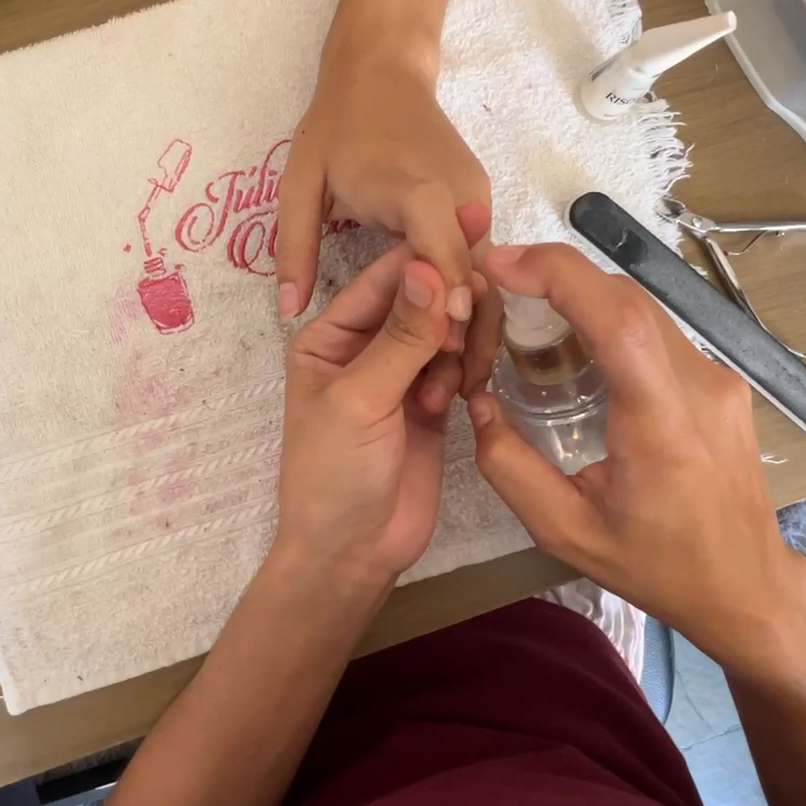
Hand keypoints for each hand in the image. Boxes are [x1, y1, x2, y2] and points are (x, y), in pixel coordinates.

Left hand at [274, 33, 492, 358]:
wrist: (383, 64)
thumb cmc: (337, 124)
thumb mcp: (299, 185)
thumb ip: (297, 247)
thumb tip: (288, 307)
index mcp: (414, 190)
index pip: (438, 251)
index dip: (441, 301)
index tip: (443, 349)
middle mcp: (459, 199)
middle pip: (471, 278)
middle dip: (461, 336)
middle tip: (446, 393)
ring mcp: (476, 205)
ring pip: (483, 281)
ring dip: (470, 331)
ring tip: (453, 387)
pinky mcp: (478, 212)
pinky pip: (480, 271)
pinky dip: (470, 310)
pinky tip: (454, 351)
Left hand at [275, 245, 456, 588]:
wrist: (354, 552)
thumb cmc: (335, 473)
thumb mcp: (360, 401)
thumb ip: (400, 337)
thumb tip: (431, 267)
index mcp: (330, 333)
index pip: (386, 277)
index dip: (430, 262)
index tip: (475, 253)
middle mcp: (366, 344)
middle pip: (426, 295)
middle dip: (453, 307)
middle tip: (464, 340)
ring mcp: (403, 371)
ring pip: (450, 326)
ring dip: (462, 345)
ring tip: (454, 386)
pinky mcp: (434, 399)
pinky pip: (462, 362)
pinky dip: (469, 369)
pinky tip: (463, 396)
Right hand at [465, 244, 805, 681]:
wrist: (747, 591)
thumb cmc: (656, 567)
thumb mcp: (564, 531)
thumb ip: (509, 466)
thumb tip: (478, 401)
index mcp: (662, 424)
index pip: (617, 319)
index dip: (558, 275)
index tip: (501, 262)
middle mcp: (700, 386)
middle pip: (627, 299)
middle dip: (559, 272)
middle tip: (499, 279)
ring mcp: (719, 379)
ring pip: (643, 308)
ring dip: (582, 294)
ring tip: (525, 305)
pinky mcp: (720, 383)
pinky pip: (656, 331)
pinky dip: (607, 318)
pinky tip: (573, 343)